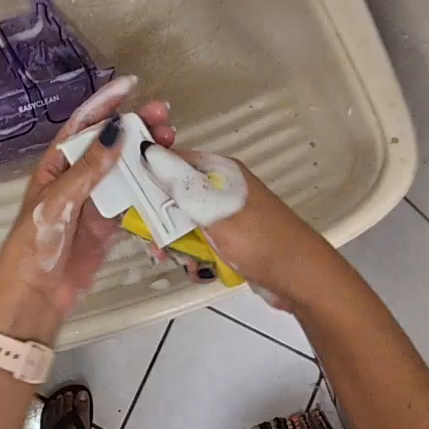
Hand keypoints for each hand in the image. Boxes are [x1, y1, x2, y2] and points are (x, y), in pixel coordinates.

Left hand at [0, 76, 177, 342]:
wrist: (34, 298)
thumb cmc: (33, 246)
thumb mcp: (57, 203)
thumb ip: (88, 170)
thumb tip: (115, 132)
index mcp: (56, 165)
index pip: (82, 125)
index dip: (105, 103)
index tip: (131, 84)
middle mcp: (77, 177)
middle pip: (110, 144)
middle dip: (136, 126)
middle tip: (164, 115)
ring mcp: (95, 201)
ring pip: (126, 170)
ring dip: (147, 155)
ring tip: (172, 140)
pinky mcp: (109, 225)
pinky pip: (133, 200)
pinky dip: (151, 188)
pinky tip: (169, 176)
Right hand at [141, 148, 333, 309]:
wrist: (302, 280)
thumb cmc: (259, 240)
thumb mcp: (213, 208)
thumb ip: (178, 181)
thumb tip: (146, 149)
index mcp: (218, 171)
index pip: (171, 160)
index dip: (146, 175)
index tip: (126, 197)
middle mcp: (220, 188)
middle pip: (172, 194)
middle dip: (158, 218)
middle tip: (150, 241)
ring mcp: (225, 215)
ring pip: (183, 222)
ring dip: (173, 241)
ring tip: (170, 259)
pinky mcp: (230, 240)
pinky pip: (199, 242)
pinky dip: (193, 255)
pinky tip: (195, 269)